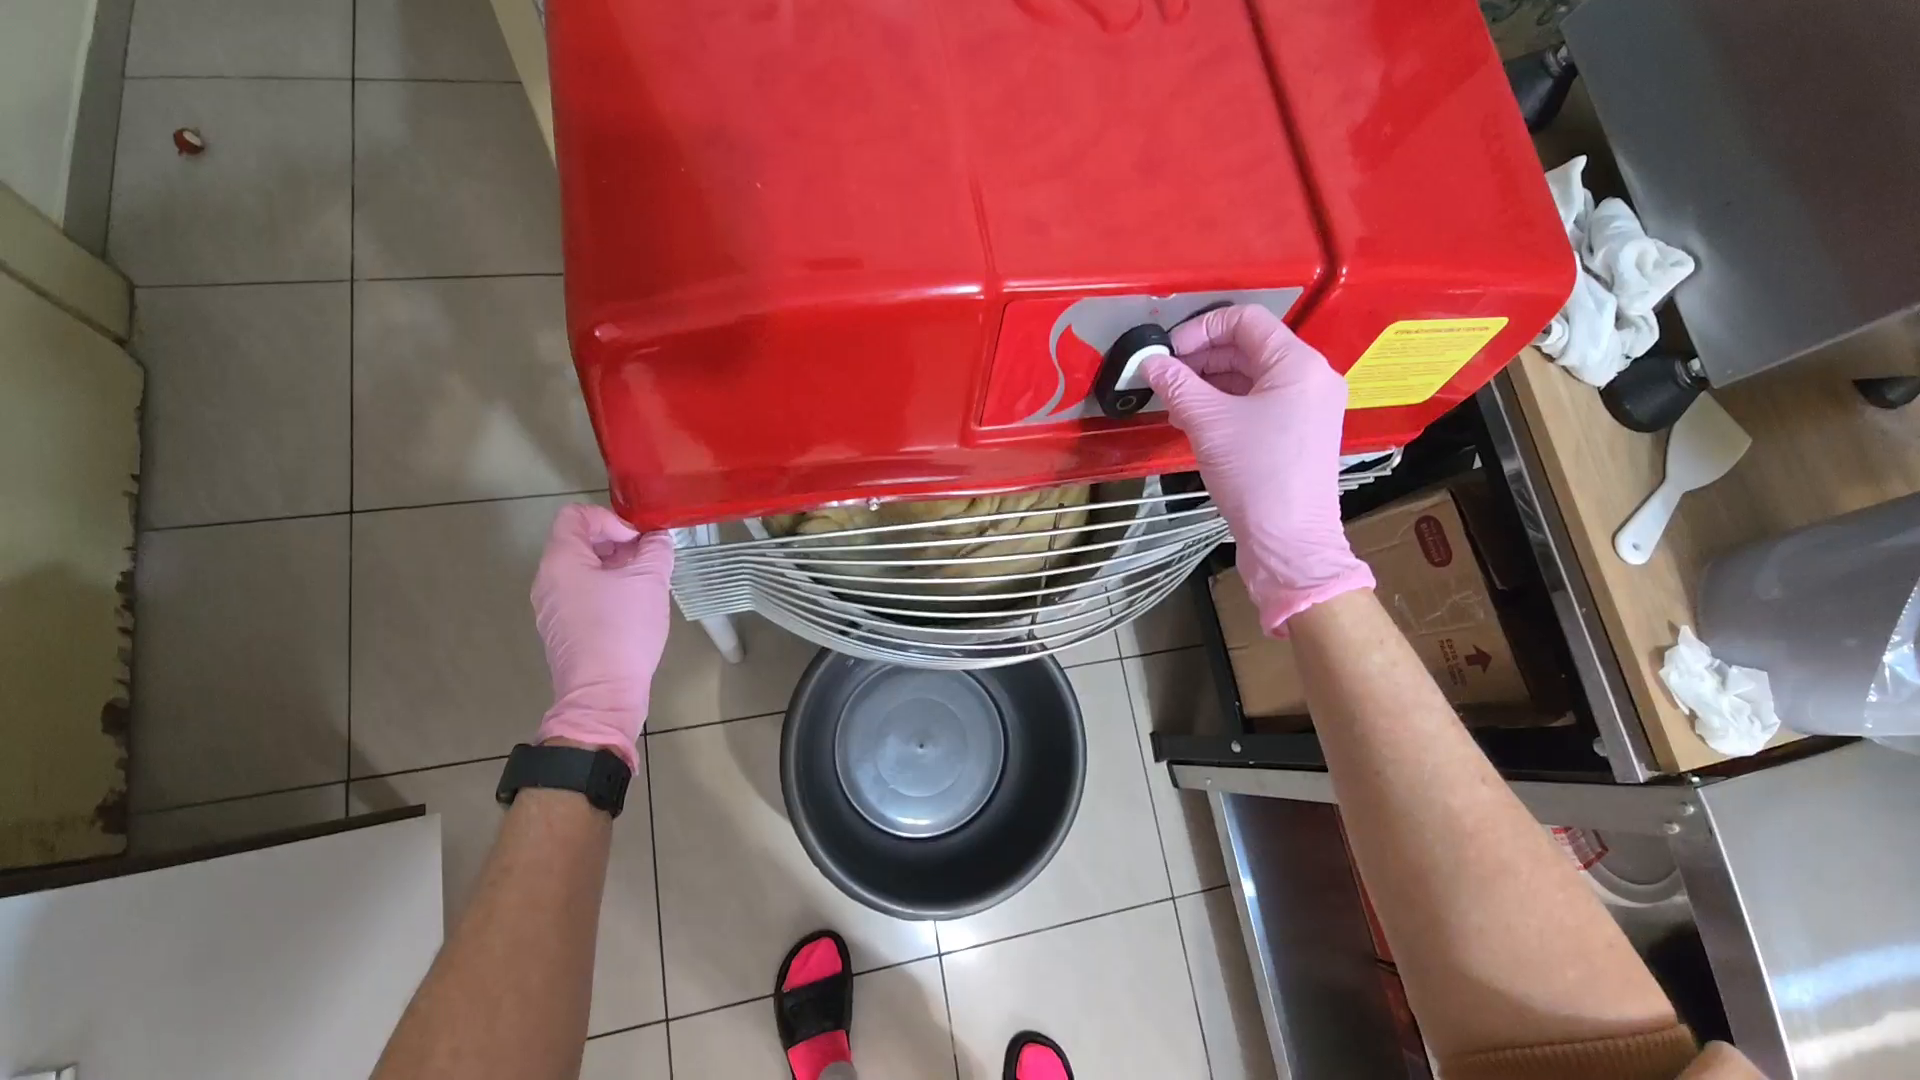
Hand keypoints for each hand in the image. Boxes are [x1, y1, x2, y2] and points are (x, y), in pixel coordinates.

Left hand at [531, 504, 674, 770]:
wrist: (602, 695)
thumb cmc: (622, 631)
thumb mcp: (649, 582)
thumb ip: (657, 551)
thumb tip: (658, 539)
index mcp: (561, 561)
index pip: (576, 515)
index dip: (612, 519)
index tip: (640, 541)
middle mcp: (548, 581)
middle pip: (579, 542)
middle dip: (618, 544)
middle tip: (649, 561)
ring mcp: (552, 608)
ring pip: (583, 571)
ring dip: (616, 570)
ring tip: (646, 586)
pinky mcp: (562, 631)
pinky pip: (583, 596)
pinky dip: (607, 592)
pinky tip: (633, 611)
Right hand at [1142, 304, 1372, 631]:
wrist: (1290, 541)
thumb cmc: (1255, 475)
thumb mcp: (1208, 424)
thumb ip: (1177, 385)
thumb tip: (1149, 362)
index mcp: (1298, 364)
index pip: (1246, 320)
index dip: (1200, 328)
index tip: (1167, 352)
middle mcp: (1311, 378)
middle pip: (1249, 347)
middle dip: (1202, 357)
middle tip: (1164, 378)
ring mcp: (1308, 407)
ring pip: (1252, 377)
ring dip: (1210, 382)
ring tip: (1174, 401)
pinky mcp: (1299, 434)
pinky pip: (1259, 403)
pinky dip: (1226, 404)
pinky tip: (1196, 420)